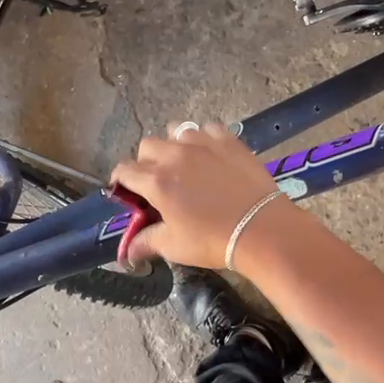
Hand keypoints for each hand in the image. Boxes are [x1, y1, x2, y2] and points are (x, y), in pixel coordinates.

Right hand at [109, 121, 286, 268]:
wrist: (262, 230)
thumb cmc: (212, 241)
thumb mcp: (173, 246)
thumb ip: (145, 242)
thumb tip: (126, 253)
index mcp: (156, 182)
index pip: (124, 170)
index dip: (121, 181)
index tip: (128, 192)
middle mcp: (174, 156)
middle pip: (147, 146)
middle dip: (146, 162)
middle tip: (157, 181)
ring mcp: (202, 144)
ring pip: (175, 131)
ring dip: (172, 145)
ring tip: (183, 163)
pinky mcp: (228, 140)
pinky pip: (206, 129)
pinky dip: (202, 138)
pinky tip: (209, 154)